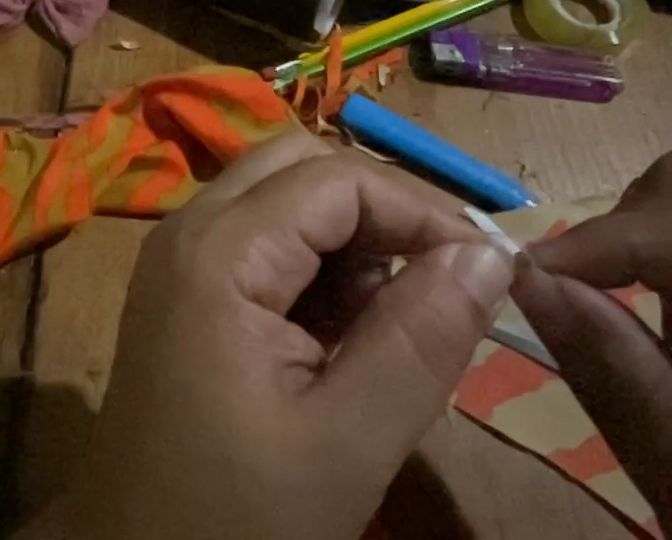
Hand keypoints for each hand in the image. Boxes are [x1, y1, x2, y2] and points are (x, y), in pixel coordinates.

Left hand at [25, 134, 514, 539]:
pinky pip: (265, 238)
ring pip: (285, 197)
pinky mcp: (188, 283)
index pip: (336, 177)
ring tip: (392, 326)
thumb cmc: (233, 514)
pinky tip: (343, 337)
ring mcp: (182, 252)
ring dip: (352, 240)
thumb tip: (489, 253)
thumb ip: (418, 339)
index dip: (421, 210)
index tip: (489, 271)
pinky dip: (319, 267)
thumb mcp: (344, 444)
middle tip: (442, 285)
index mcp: (217, 251)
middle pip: (302, 167)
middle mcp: (190, 227)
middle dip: (383, 211)